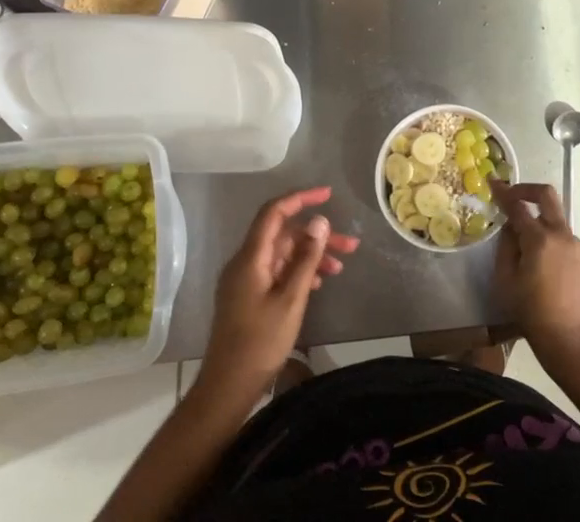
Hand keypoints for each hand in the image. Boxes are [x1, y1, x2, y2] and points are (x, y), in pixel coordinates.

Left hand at [200, 187, 359, 399]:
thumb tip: (319, 221)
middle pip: (282, 235)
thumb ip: (306, 258)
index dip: (300, 198)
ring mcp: (244, 280)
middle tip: (350, 245)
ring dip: (310, 256)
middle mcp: (244, 262)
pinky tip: (317, 285)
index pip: (274, 213)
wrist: (228, 385)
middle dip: (316, 235)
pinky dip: (298, 272)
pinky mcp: (247, 297)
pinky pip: (276, 271)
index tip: (328, 195)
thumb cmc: (261, 342)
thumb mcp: (291, 298)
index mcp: (250, 258)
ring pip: (282, 254)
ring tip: (339, 269)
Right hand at [492, 182, 579, 347]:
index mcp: (539, 239)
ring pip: (556, 219)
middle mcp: (561, 234)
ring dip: (540, 222)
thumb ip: (506, 245)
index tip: (494, 182)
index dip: (504, 192)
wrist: (564, 332)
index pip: (518, 206)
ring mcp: (576, 243)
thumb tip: (511, 225)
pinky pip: (564, 237)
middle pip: (547, 195)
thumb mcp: (505, 277)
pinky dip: (551, 240)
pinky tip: (545, 263)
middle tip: (513, 195)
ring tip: (527, 245)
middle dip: (527, 190)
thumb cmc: (528, 308)